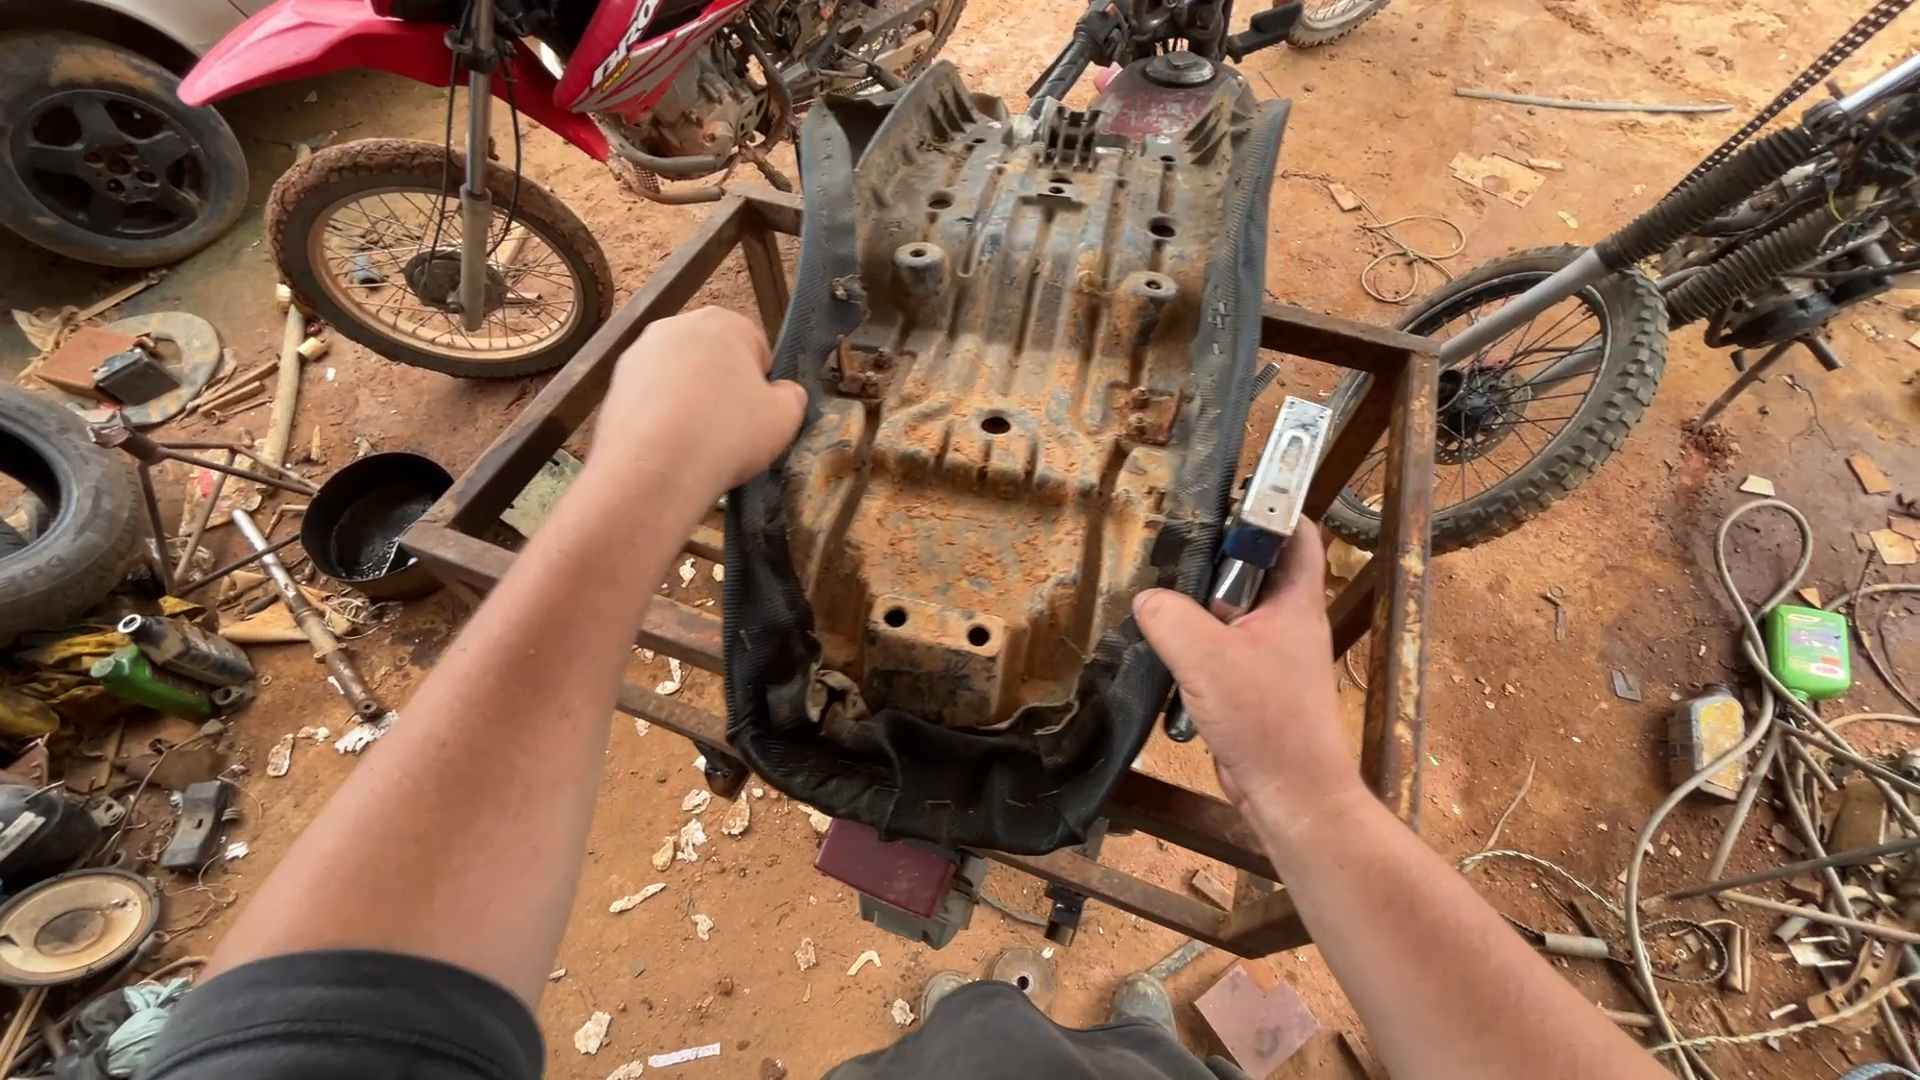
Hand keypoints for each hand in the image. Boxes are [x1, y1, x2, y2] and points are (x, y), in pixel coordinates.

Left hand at [596, 307, 806, 499]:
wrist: (655, 468)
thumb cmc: (729, 433)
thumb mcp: (785, 419)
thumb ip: (792, 397)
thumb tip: (786, 393)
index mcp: (723, 323)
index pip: (756, 344)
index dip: (762, 381)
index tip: (760, 411)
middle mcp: (677, 325)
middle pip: (714, 355)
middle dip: (724, 385)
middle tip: (732, 427)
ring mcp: (639, 352)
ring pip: (680, 375)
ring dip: (692, 399)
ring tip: (699, 440)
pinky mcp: (615, 383)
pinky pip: (652, 396)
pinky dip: (663, 414)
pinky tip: (671, 445)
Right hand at [1131, 522, 1361, 815]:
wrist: (1288, 791)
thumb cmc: (1265, 722)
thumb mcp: (1206, 659)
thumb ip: (1170, 618)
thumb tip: (1146, 599)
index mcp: (1294, 602)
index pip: (1296, 534)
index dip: (1267, 510)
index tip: (1222, 504)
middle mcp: (1287, 620)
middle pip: (1254, 567)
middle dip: (1215, 558)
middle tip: (1174, 553)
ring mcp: (1270, 650)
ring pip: (1231, 608)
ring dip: (1199, 605)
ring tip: (1162, 599)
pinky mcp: (1252, 679)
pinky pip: (1220, 642)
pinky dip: (1195, 640)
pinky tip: (1167, 647)